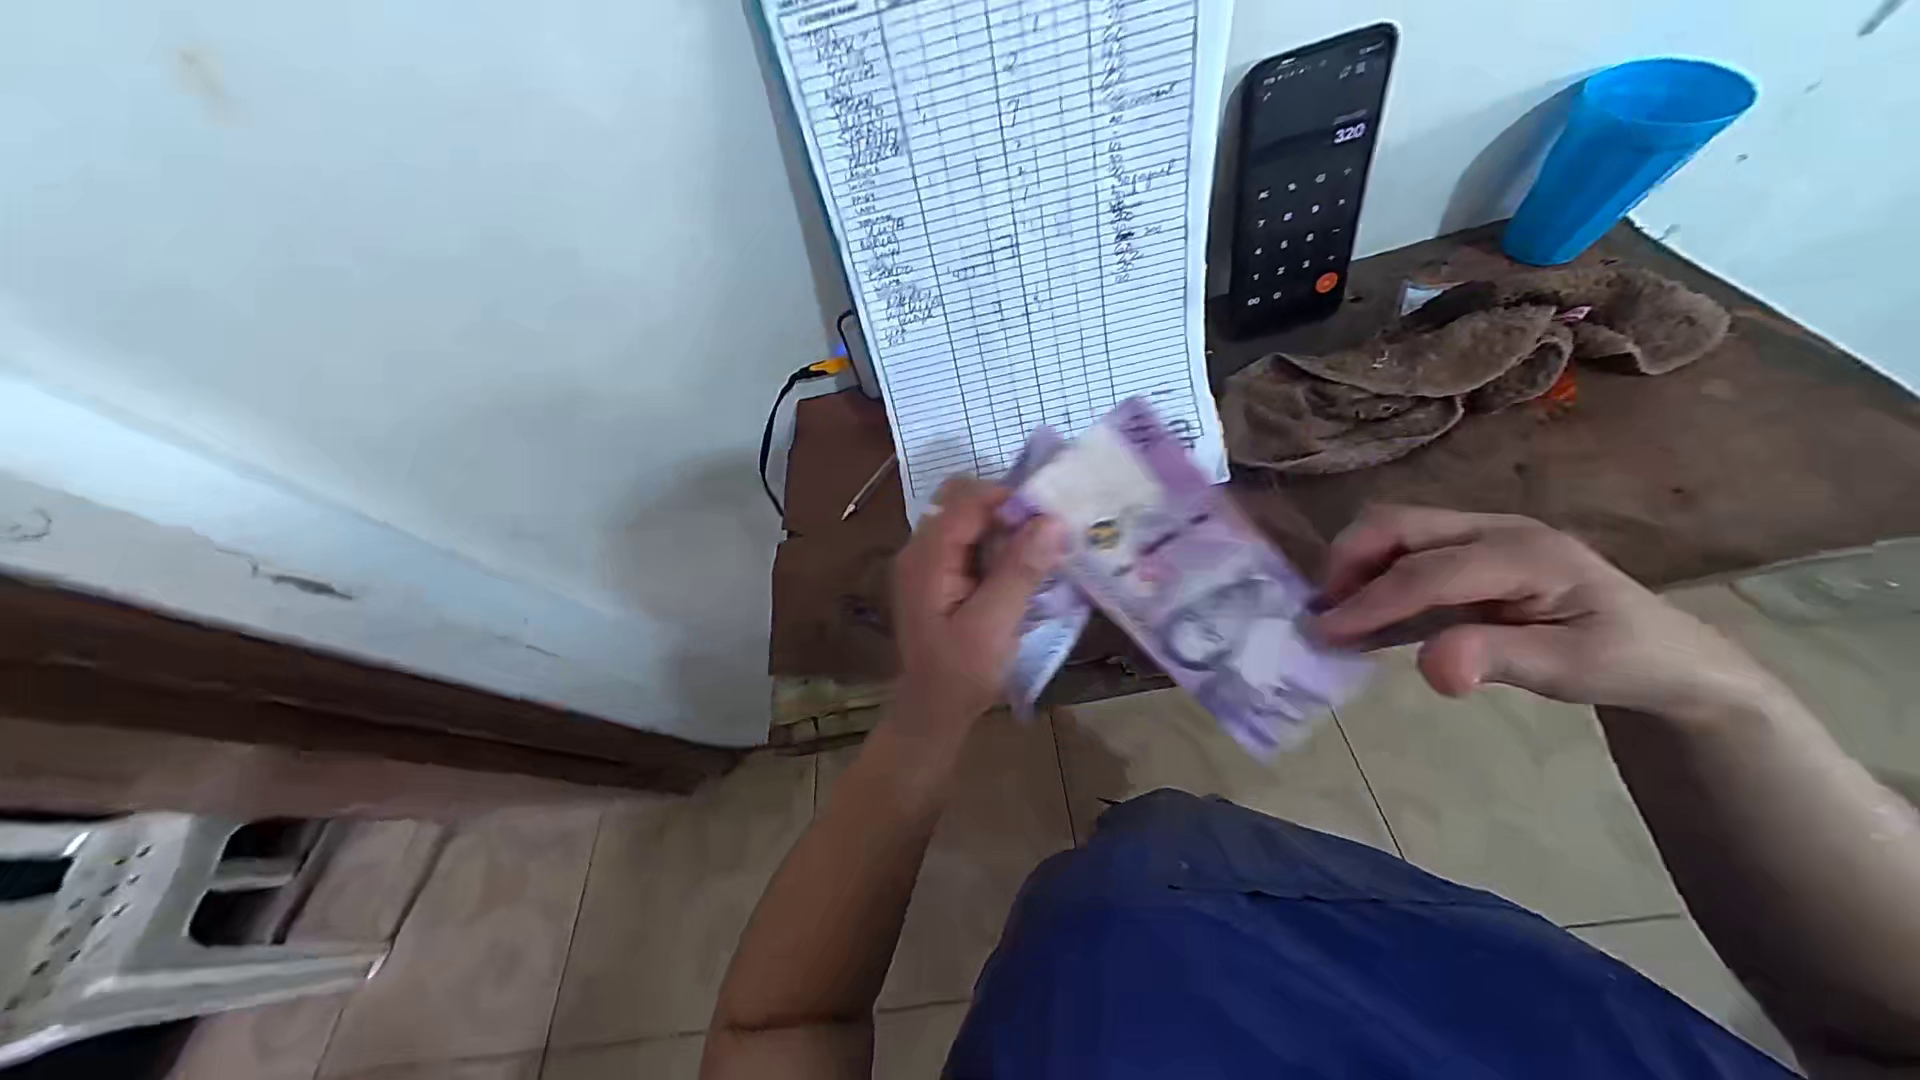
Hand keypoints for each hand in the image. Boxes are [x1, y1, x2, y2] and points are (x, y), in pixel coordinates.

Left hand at [892, 477, 1066, 728]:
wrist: (934, 710)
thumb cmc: (961, 673)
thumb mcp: (994, 625)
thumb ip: (1020, 571)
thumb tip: (1052, 521)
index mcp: (926, 557)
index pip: (966, 500)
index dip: (1009, 499)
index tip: (1048, 516)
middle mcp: (922, 549)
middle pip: (963, 501)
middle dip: (1007, 508)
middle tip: (1045, 533)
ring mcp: (930, 561)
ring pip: (970, 518)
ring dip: (1006, 526)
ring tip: (1041, 548)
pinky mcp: (942, 575)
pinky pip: (972, 541)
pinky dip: (999, 544)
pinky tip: (1024, 565)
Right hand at [1310, 505, 1784, 720]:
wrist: (1668, 653)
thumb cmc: (1625, 660)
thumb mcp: (1573, 670)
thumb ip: (1500, 661)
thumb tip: (1433, 667)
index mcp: (1524, 553)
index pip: (1425, 571)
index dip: (1370, 601)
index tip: (1322, 632)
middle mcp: (1493, 529)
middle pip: (1395, 523)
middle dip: (1347, 562)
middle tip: (1326, 611)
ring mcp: (1478, 535)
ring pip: (1391, 530)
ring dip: (1354, 566)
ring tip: (1338, 614)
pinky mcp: (1466, 551)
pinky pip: (1402, 552)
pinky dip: (1371, 578)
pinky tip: (1363, 616)